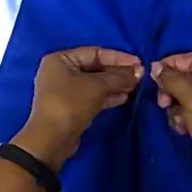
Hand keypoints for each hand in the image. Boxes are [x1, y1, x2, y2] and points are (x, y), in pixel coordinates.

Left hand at [14, 47, 142, 166]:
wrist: (52, 139)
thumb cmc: (70, 104)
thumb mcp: (96, 87)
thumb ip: (118, 77)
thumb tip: (140, 71)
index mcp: (60, 59)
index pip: (94, 52)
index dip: (118, 57)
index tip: (139, 63)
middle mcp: (60, 71)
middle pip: (95, 67)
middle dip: (117, 72)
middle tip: (140, 77)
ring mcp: (65, 90)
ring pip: (95, 83)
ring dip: (115, 84)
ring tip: (136, 87)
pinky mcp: (71, 106)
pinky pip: (92, 95)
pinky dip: (107, 95)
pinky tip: (124, 97)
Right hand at [151, 52, 191, 186]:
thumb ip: (173, 80)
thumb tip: (154, 66)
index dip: (173, 64)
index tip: (153, 73)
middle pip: (187, 77)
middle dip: (172, 87)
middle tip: (162, 100)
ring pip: (183, 94)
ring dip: (174, 104)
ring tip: (173, 116)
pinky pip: (185, 110)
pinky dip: (179, 116)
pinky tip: (180, 127)